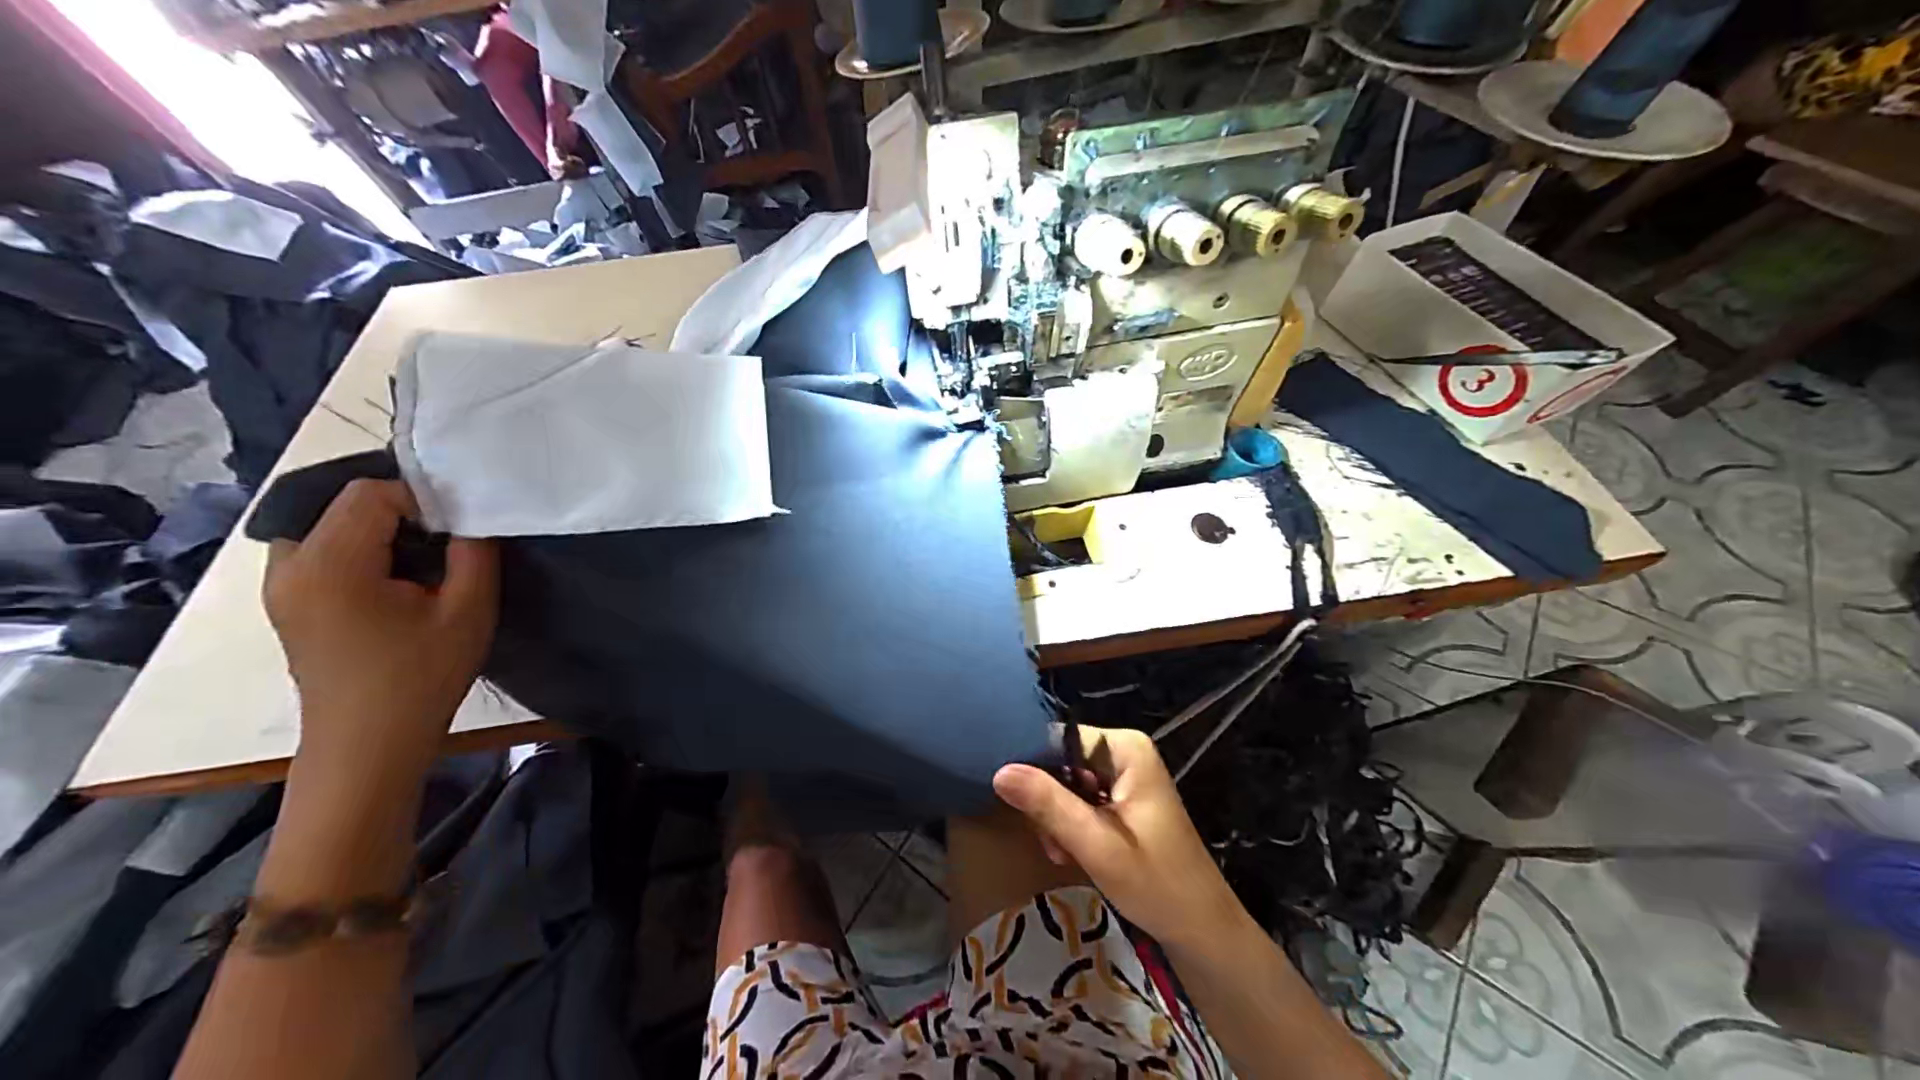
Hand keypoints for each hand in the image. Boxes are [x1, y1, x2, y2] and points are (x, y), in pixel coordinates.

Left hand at [264, 480, 497, 779]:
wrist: (368, 744)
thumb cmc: (421, 678)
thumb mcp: (469, 611)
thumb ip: (473, 552)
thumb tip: (470, 518)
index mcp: (329, 563)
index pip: (370, 493)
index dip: (423, 499)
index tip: (458, 531)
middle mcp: (287, 564)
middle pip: (344, 503)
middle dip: (401, 513)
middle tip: (444, 544)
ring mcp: (278, 583)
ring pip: (329, 523)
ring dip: (378, 530)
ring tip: (420, 562)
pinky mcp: (286, 600)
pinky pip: (319, 548)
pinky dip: (358, 548)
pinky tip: (393, 580)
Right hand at [993, 727, 1241, 948]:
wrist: (1201, 929)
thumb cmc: (1156, 885)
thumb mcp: (1096, 846)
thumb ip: (1048, 805)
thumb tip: (999, 771)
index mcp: (1124, 748)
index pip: (1057, 738)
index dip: (1031, 767)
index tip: (1016, 804)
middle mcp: (1123, 750)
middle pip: (1060, 760)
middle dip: (1047, 801)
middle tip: (1051, 842)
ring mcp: (1123, 774)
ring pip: (1064, 781)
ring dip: (1055, 818)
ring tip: (1062, 853)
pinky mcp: (1121, 796)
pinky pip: (1079, 797)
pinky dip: (1069, 825)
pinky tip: (1071, 852)